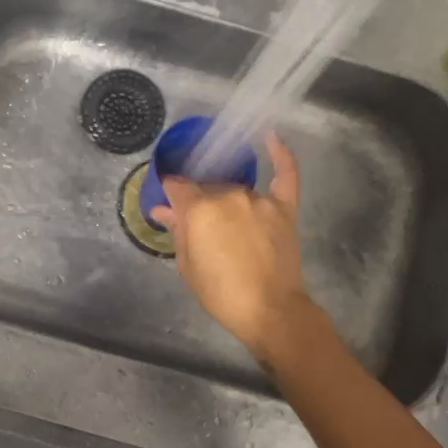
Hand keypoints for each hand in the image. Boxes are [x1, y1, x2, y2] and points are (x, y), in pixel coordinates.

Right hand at [149, 133, 326, 356]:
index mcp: (199, 209)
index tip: (168, 204)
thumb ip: (177, 231)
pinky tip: (269, 137)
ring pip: (235, 189)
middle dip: (198, 202)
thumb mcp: (187, 265)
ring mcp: (259, 199)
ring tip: (224, 223)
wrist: (269, 310)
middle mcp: (228, 195)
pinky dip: (279, 153)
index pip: (177, 187)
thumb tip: (162, 210)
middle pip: (206, 188)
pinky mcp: (284, 207)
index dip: (171, 195)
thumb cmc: (220, 293)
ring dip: (226, 200)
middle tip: (198, 227)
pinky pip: (284, 173)